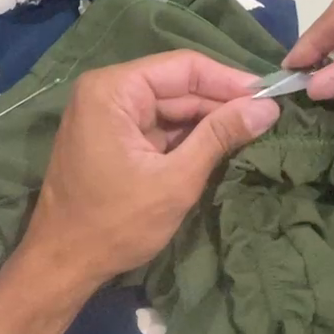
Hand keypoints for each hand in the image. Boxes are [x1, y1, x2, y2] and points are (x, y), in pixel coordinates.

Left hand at [19, 50, 279, 290]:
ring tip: (255, 129)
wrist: (62, 264)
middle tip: (269, 117)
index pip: (183, 68)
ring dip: (208, 121)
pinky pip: (158, 128)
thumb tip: (268, 108)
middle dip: (221, 102)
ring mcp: (108, 116)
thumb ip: (220, 136)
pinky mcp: (113, 140)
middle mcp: (107, 92)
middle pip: (177, 86)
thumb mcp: (176, 179)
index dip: (229, 80)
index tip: (271, 94)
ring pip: (171, 108)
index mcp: (113, 90)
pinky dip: (188, 137)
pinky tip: (223, 144)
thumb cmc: (116, 223)